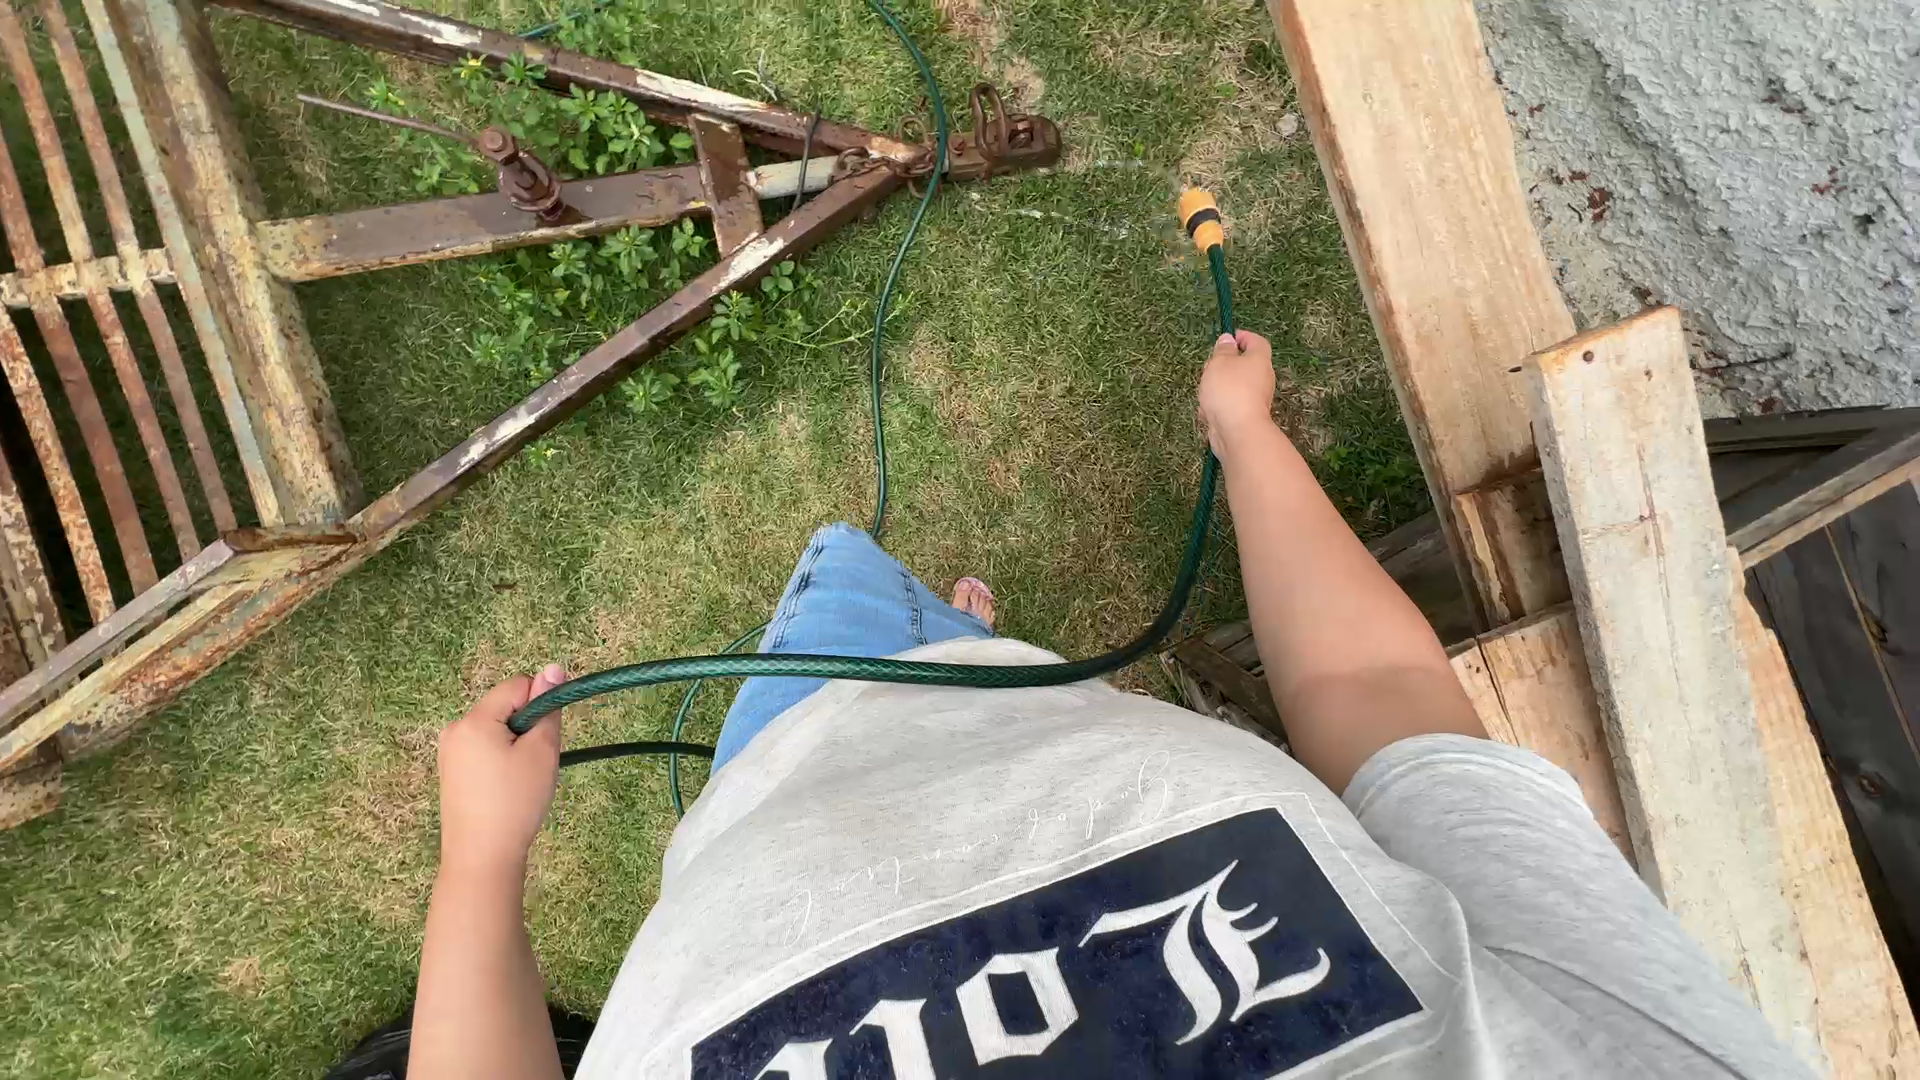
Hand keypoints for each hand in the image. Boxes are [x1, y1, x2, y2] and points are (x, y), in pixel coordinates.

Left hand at [436, 664, 567, 881]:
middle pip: (506, 705)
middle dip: (528, 723)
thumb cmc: (517, 799)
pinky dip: (503, 756)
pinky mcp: (451, 771)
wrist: (482, 856)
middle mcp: (454, 730)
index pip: (517, 686)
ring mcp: (449, 752)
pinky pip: (485, 746)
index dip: (541, 703)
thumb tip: (554, 667)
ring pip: (498, 727)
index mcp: (474, 720)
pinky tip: (508, 784)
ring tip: (523, 775)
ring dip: (517, 741)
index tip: (546, 736)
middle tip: (536, 760)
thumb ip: (548, 706)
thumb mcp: (542, 749)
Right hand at [1197, 330, 1276, 456]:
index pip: (1256, 341)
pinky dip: (1219, 406)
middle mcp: (1262, 377)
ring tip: (1204, 393)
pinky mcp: (1246, 415)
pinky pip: (1230, 404)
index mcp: (1259, 359)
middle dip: (1224, 366)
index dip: (1243, 337)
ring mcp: (1255, 398)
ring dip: (1218, 388)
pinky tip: (1207, 413)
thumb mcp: (1219, 363)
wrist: (1237, 430)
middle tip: (1209, 369)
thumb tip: (1228, 339)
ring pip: (1234, 386)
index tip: (1227, 339)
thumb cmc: (1228, 390)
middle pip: (1243, 365)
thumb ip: (1222, 350)